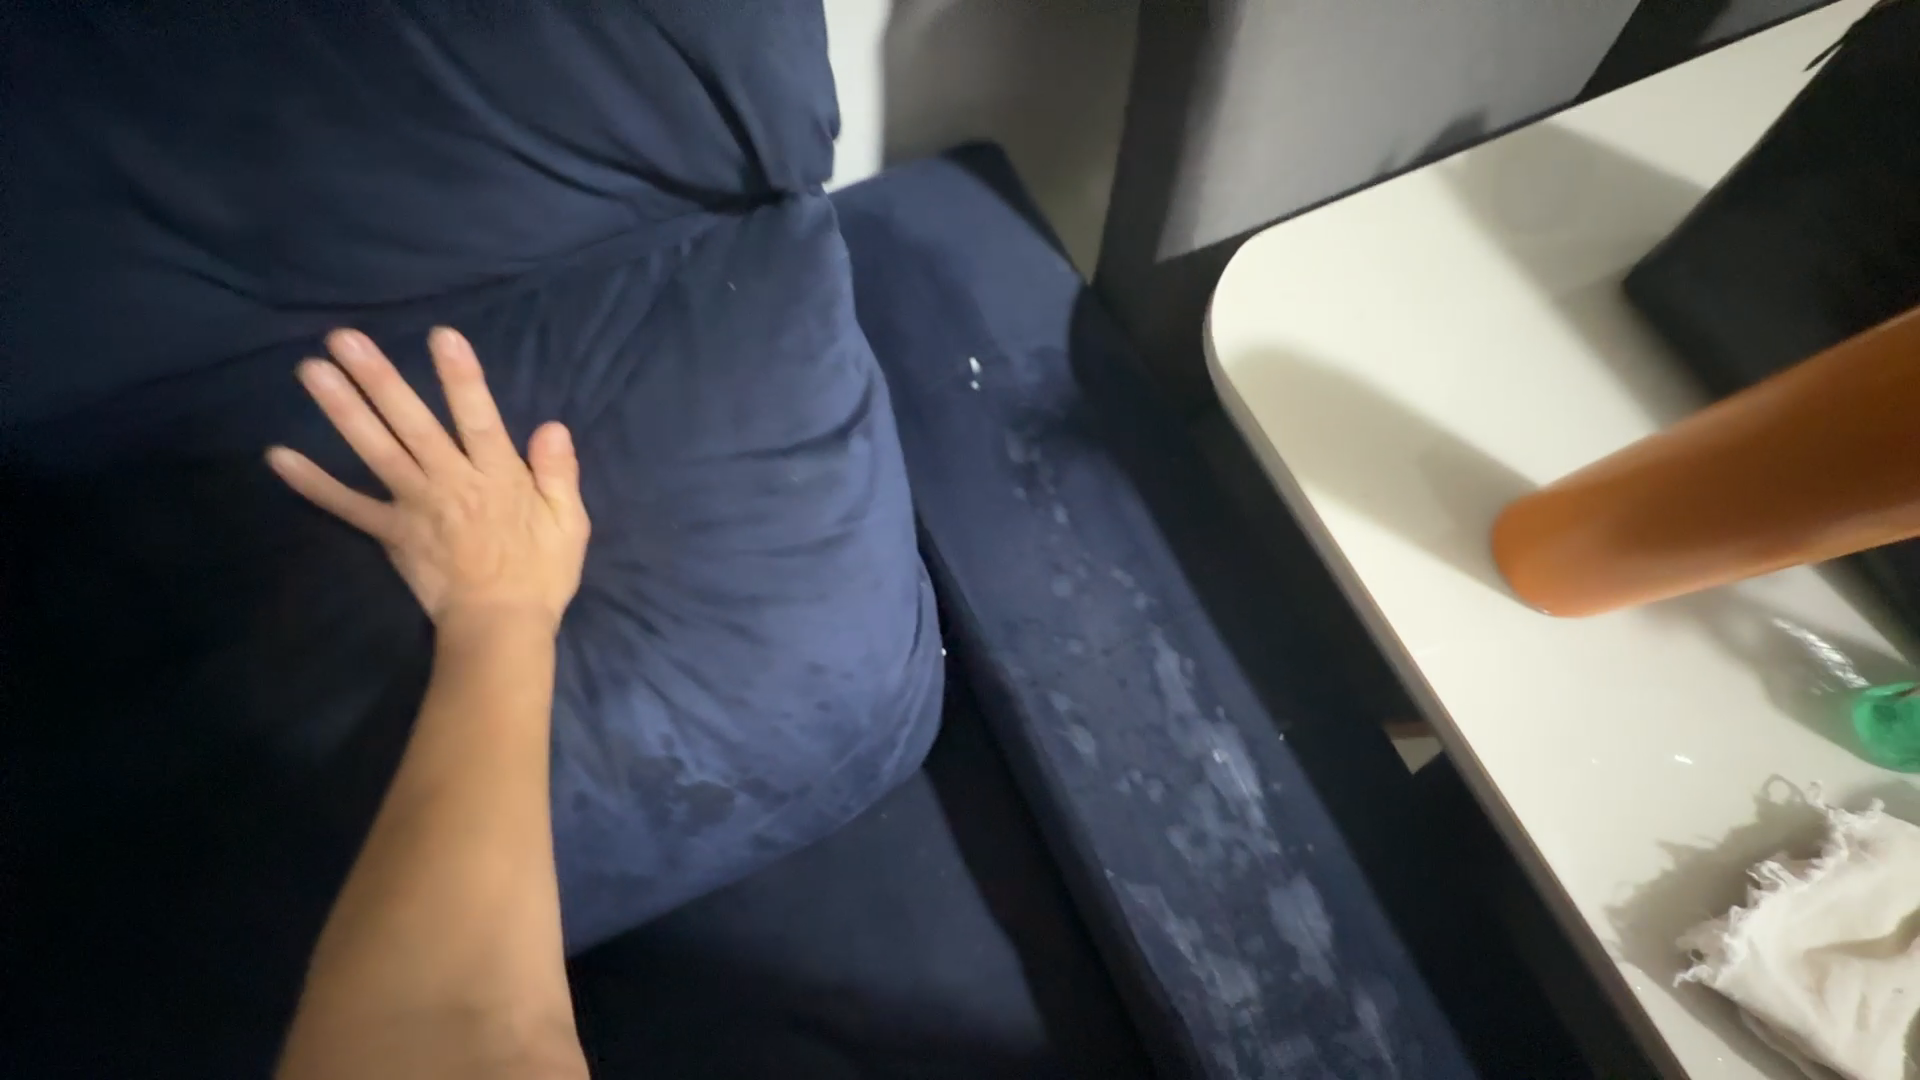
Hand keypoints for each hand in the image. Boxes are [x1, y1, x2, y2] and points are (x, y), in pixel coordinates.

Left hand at [268, 328, 589, 633]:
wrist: (501, 625)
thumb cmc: (543, 571)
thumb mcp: (571, 523)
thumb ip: (559, 474)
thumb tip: (552, 427)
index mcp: (500, 478)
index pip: (480, 419)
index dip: (462, 378)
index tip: (441, 336)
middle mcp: (452, 483)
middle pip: (413, 426)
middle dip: (380, 381)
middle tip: (344, 340)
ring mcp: (415, 508)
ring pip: (376, 453)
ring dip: (343, 412)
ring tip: (311, 371)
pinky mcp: (390, 533)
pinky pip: (347, 507)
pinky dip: (312, 484)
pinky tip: (278, 456)